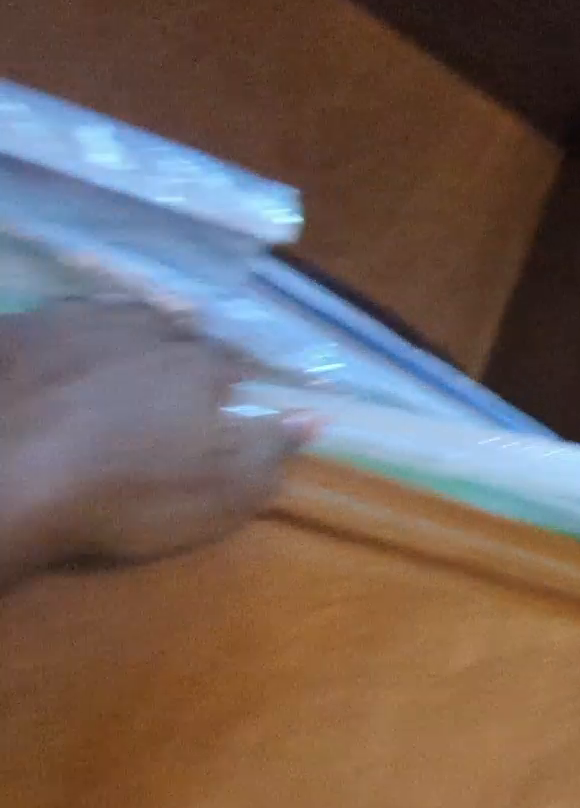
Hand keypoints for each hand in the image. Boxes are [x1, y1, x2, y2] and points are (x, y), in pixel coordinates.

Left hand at [0, 298, 311, 584]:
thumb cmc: (129, 495)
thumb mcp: (230, 488)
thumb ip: (275, 447)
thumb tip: (315, 416)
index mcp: (194, 365)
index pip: (235, 362)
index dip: (243, 382)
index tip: (243, 402)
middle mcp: (131, 332)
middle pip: (169, 327)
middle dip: (182, 346)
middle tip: (181, 376)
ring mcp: (52, 330)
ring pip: (102, 313)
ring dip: (119, 329)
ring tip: (120, 354)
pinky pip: (36, 324)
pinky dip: (54, 338)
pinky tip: (54, 361)